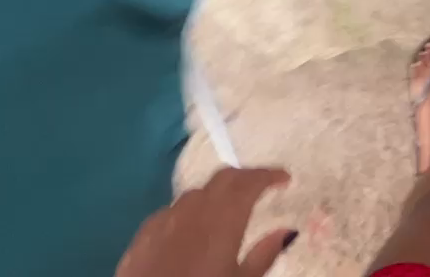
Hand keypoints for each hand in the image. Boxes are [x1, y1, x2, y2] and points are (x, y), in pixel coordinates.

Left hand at [116, 167, 298, 276]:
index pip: (252, 181)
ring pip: (197, 192)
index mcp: (225, 217)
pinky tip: (188, 228)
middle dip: (245, 177)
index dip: (270, 175)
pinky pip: (171, 211)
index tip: (285, 179)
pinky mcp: (143, 236)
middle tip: (260, 187)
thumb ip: (264, 255)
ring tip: (225, 208)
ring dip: (216, 193)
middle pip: (225, 177)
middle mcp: (196, 209)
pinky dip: (187, 212)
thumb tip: (287, 231)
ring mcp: (166, 220)